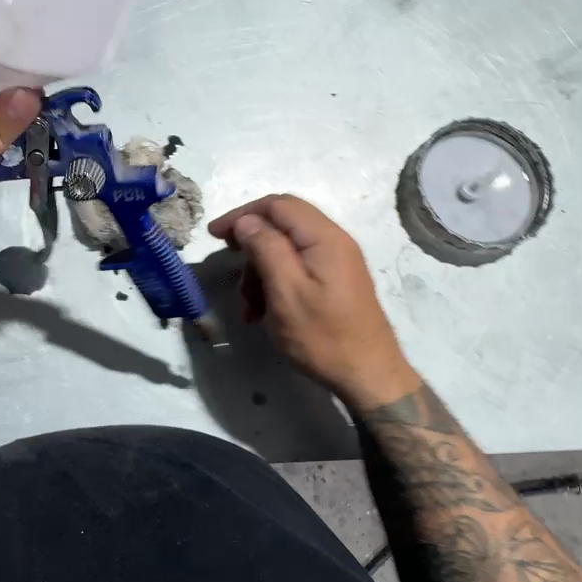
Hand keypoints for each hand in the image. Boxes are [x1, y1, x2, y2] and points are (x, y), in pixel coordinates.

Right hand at [207, 195, 417, 413]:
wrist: (367, 375)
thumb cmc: (323, 336)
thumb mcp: (286, 292)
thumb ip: (266, 249)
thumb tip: (246, 221)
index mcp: (324, 238)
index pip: (278, 205)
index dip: (242, 214)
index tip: (214, 235)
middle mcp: (334, 241)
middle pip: (283, 224)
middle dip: (251, 244)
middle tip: (230, 267)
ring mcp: (337, 261)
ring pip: (287, 248)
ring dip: (260, 270)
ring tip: (249, 305)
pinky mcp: (335, 280)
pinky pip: (297, 268)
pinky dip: (275, 282)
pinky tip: (264, 311)